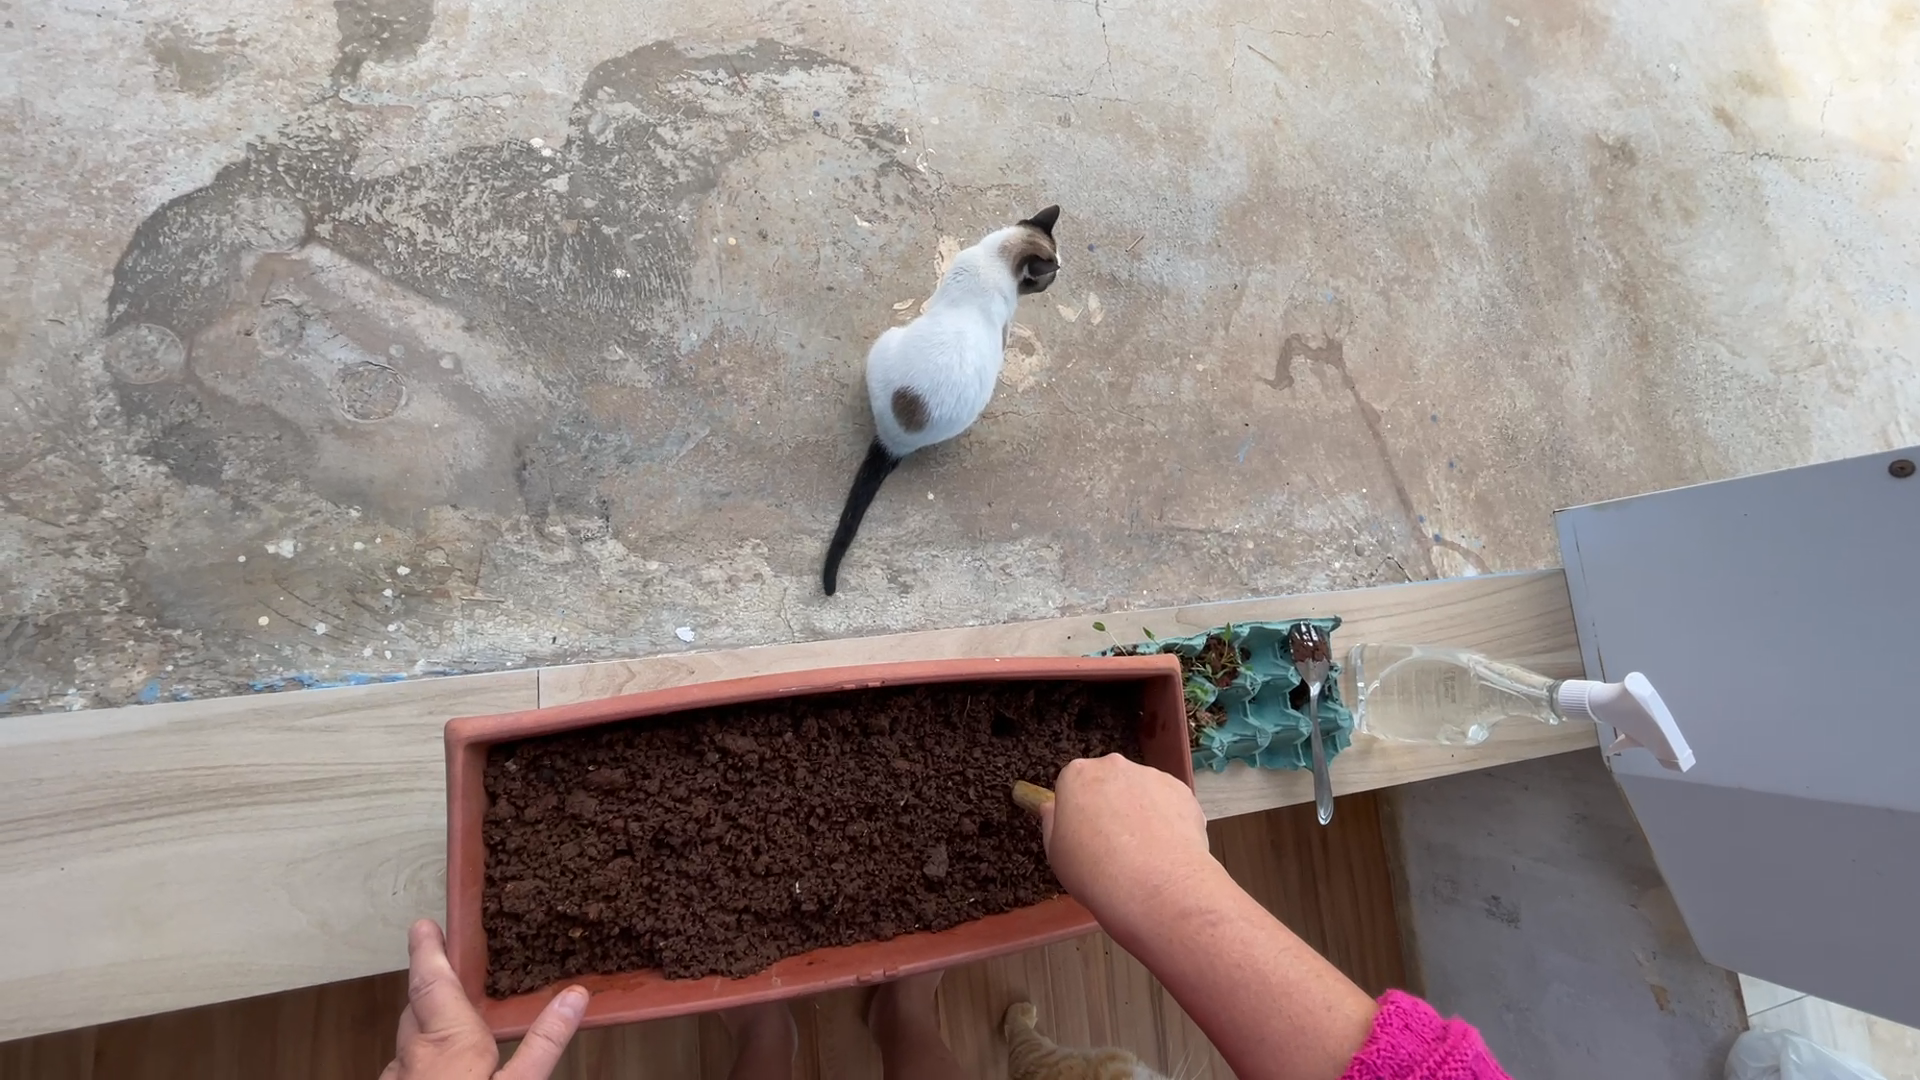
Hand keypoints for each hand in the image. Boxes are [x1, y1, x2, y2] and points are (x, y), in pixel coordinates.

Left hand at [380, 920, 588, 1079]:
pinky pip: (405, 1075)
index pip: (431, 986)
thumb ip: (543, 1045)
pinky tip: (436, 1074)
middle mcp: (411, 1063)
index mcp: (445, 1045)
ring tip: (446, 1016)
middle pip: (414, 1013)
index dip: (428, 953)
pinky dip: (420, 1061)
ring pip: (407, 1048)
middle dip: (429, 985)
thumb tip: (575, 994)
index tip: (421, 924)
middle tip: (446, 962)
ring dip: (423, 1026)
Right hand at [1038, 754, 1217, 927]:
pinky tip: (1166, 850)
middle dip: (1111, 806)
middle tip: (1115, 845)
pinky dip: (1168, 820)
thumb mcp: (1056, 855)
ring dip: (1140, 812)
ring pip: (1141, 791)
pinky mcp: (1181, 790)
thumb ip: (1051, 823)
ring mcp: (1150, 775)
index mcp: (1076, 775)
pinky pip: (1169, 802)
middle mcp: (1113, 766)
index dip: (1079, 812)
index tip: (1085, 836)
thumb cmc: (1097, 874)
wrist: (1159, 890)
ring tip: (1145, 854)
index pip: (1073, 785)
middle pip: (1108, 782)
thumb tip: (1051, 807)